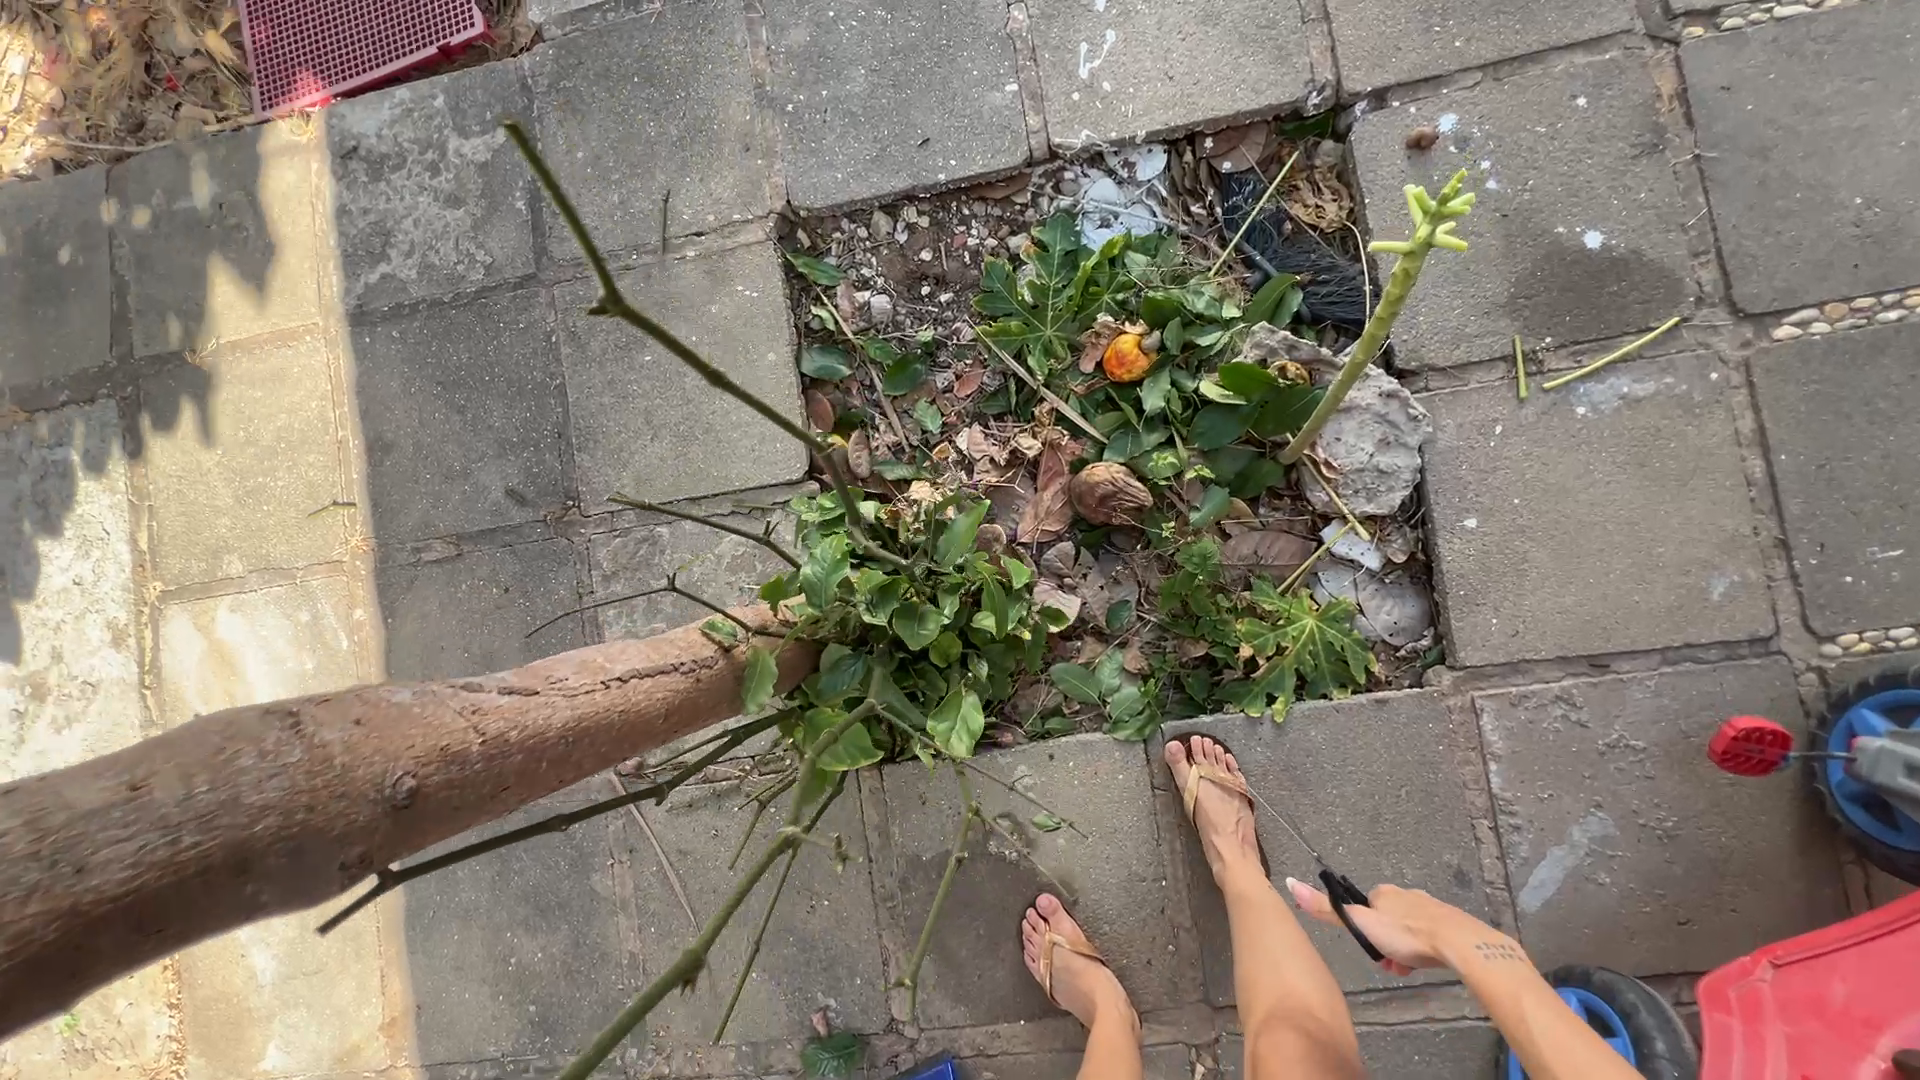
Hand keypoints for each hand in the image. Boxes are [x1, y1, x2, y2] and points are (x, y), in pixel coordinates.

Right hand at [1286, 877, 1503, 975]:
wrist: (1459, 943)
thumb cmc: (1406, 935)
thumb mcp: (1361, 925)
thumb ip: (1327, 909)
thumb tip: (1289, 882)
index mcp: (1382, 892)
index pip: (1366, 908)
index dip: (1365, 930)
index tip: (1370, 950)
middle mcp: (1405, 894)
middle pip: (1388, 919)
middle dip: (1386, 943)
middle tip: (1390, 966)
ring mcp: (1431, 907)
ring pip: (1410, 929)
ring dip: (1405, 949)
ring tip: (1408, 969)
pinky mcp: (1451, 922)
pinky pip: (1432, 935)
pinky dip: (1425, 948)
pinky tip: (1429, 963)